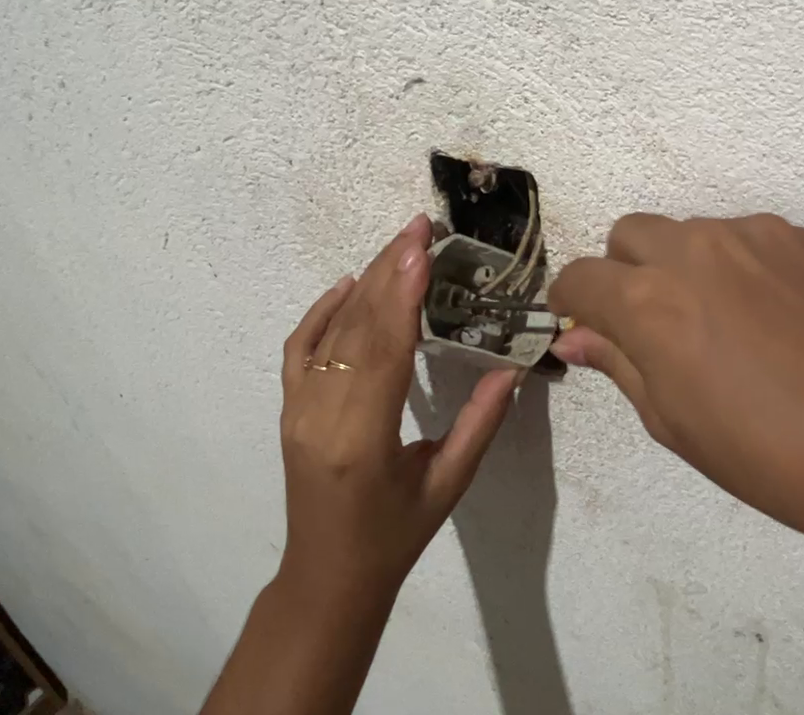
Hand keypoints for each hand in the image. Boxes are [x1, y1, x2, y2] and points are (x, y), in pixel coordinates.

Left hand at [276, 214, 522, 605]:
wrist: (328, 577)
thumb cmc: (396, 536)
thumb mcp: (448, 484)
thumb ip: (480, 423)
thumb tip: (513, 365)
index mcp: (362, 441)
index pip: (383, 351)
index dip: (402, 295)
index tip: (421, 248)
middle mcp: (321, 418)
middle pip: (355, 329)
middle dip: (388, 271)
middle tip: (418, 226)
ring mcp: (297, 411)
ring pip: (330, 332)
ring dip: (364, 283)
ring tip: (398, 244)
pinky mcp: (289, 409)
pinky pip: (300, 349)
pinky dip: (321, 310)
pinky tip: (347, 283)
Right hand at [549, 213, 803, 577]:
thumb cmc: (767, 454)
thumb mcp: (674, 423)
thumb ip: (620, 364)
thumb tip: (578, 336)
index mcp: (649, 301)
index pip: (579, 278)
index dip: (573, 305)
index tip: (586, 328)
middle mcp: (693, 250)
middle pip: (628, 234)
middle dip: (624, 272)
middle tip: (655, 326)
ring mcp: (753, 235)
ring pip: (690, 231)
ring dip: (684, 265)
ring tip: (725, 324)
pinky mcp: (801, 236)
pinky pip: (745, 236)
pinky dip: (738, 263)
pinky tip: (772, 314)